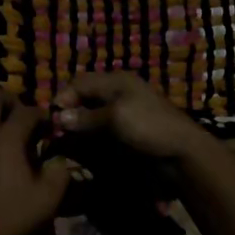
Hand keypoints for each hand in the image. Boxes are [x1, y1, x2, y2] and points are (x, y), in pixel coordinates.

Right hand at [53, 73, 212, 159]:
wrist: (182, 153)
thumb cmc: (150, 127)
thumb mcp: (115, 117)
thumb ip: (86, 117)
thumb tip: (58, 118)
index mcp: (117, 81)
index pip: (79, 83)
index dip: (63, 98)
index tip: (51, 120)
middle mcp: (118, 94)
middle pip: (84, 98)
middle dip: (68, 114)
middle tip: (55, 133)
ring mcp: (123, 114)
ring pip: (90, 117)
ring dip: (77, 128)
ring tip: (65, 143)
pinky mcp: (126, 133)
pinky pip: (100, 132)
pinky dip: (89, 138)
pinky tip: (81, 148)